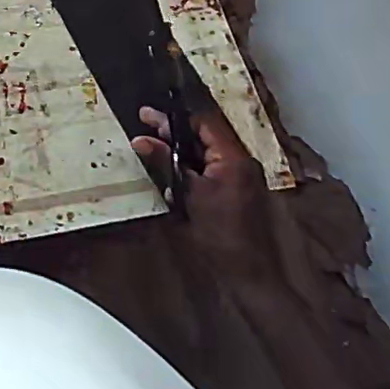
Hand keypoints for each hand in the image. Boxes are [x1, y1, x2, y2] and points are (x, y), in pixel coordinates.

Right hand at [132, 103, 280, 284]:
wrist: (249, 274)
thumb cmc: (219, 232)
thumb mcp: (188, 193)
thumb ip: (166, 161)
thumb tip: (140, 139)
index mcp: (234, 157)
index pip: (204, 122)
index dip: (175, 116)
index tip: (148, 114)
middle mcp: (241, 160)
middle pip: (205, 133)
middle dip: (174, 128)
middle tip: (145, 121)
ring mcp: (240, 174)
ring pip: (206, 148)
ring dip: (180, 145)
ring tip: (153, 141)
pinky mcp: (236, 188)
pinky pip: (210, 164)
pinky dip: (190, 161)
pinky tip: (170, 163)